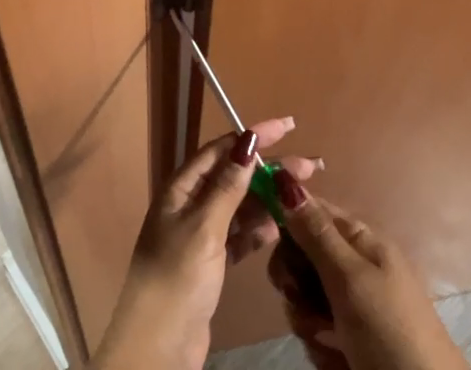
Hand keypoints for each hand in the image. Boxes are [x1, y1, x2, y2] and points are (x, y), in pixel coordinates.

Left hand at [95, 118, 318, 369]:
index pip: (221, 150)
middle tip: (311, 167)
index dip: (253, 136)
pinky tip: (278, 229)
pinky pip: (239, 236)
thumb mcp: (204, 227)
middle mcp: (189, 205)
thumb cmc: (178, 277)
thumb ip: (227, 186)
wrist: (159, 343)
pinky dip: (258, 231)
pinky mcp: (210, 263)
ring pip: (239, 207)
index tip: (288, 127)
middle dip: (269, 169)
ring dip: (267, 200)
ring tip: (301, 197)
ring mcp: (200, 235)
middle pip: (233, 177)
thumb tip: (248, 140)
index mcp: (181, 189)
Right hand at [271, 171, 470, 369]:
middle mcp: (352, 268)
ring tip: (326, 337)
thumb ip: (315, 232)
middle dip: (293, 282)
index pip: (311, 212)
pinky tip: (334, 356)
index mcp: (360, 242)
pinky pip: (313, 330)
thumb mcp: (350, 277)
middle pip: (300, 258)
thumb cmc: (388, 328)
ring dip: (305, 319)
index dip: (287, 222)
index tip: (273, 244)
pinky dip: (318, 345)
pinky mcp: (345, 339)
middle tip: (300, 299)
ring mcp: (349, 305)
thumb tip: (285, 179)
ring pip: (302, 297)